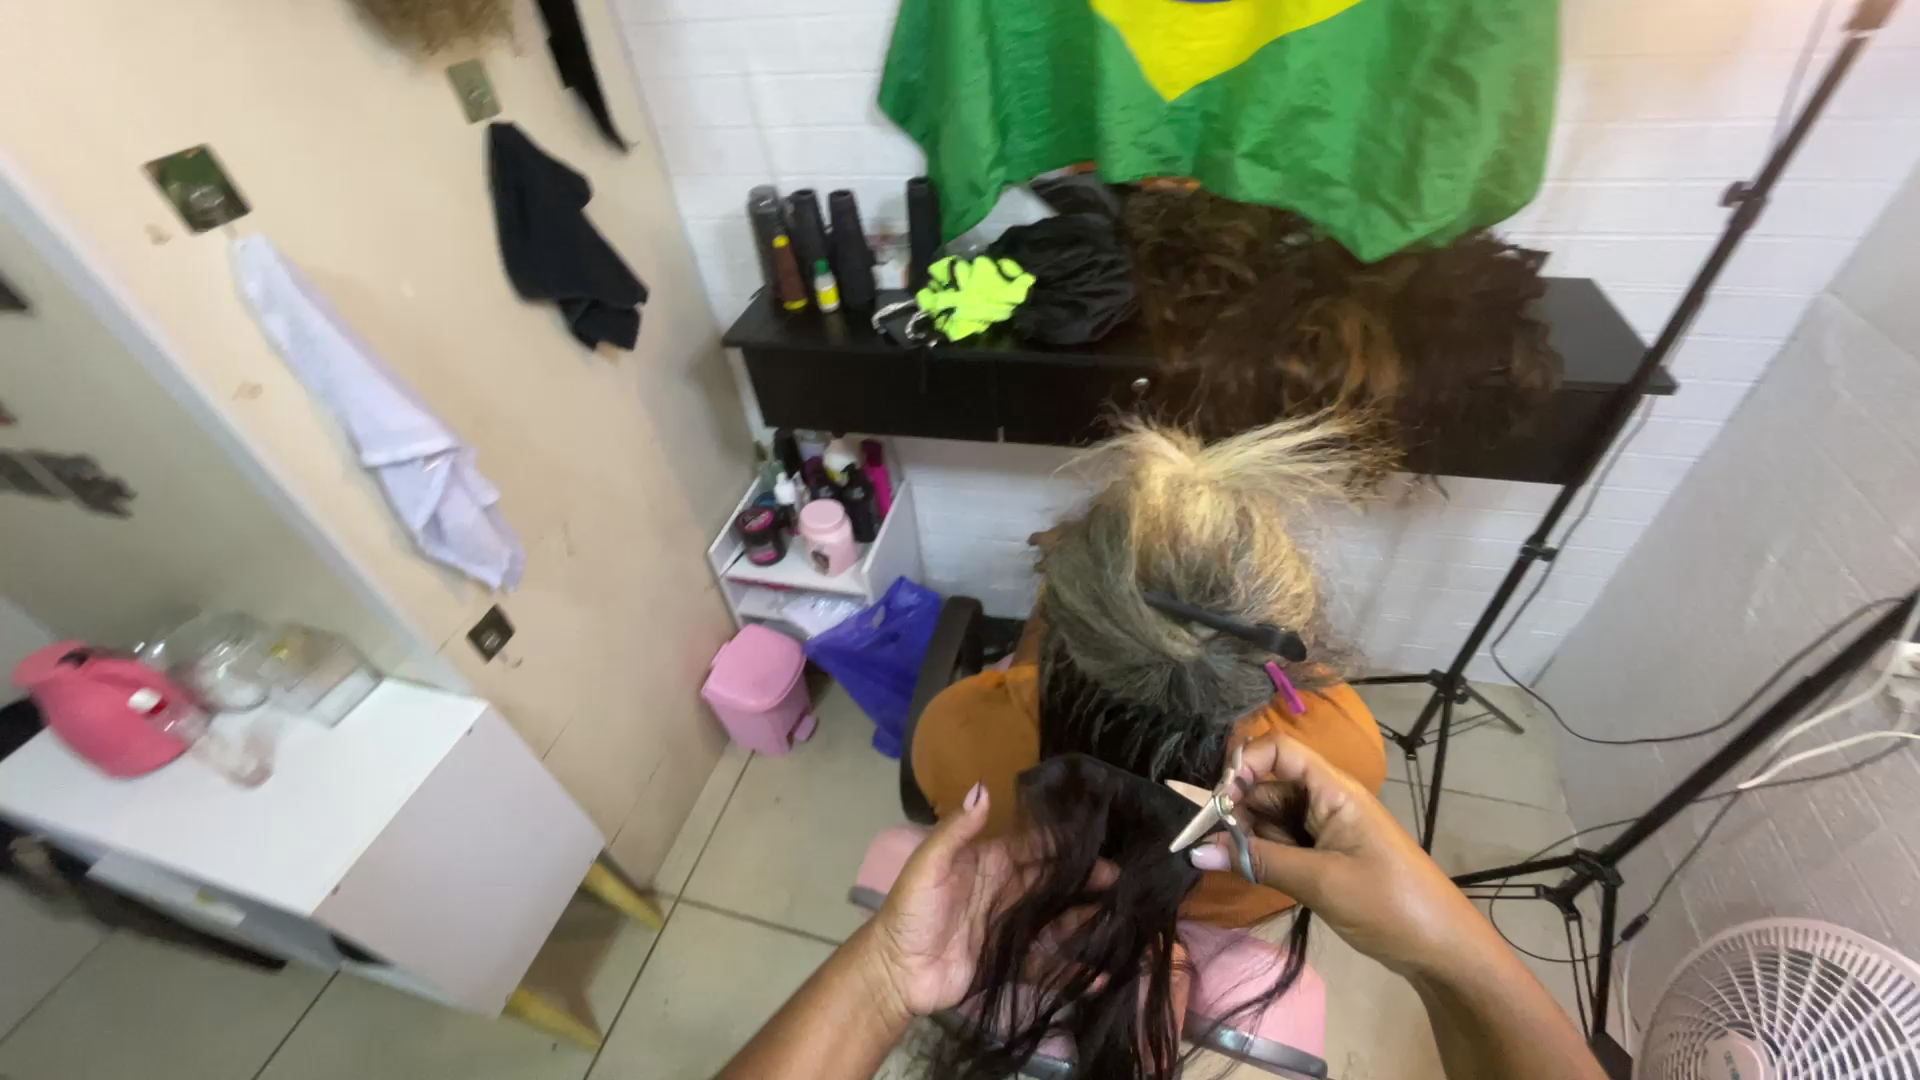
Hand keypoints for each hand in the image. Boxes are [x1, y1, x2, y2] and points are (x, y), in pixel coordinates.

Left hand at [860, 784, 1113, 1019]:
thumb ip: (955, 830)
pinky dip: (1075, 964)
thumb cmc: (910, 912)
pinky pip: (1049, 960)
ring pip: (1058, 917)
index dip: (1065, 842)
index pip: (1035, 846)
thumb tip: (983, 788)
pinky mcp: (1013, 962)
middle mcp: (1007, 890)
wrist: (896, 973)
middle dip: (1087, 878)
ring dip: (1088, 916)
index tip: (1100, 837)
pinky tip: (1103, 969)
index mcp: (991, 861)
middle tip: (1125, 878)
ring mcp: (1012, 927)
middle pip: (1054, 881)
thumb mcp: (928, 866)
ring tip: (1125, 917)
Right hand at [1190, 733, 1498, 976]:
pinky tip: (1257, 873)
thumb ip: (1257, 861)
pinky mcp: (1325, 853)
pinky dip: (1266, 853)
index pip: (1278, 749)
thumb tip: (1196, 851)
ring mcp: (1326, 827)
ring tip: (1242, 866)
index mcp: (1333, 790)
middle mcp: (1325, 799)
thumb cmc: (1389, 904)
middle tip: (1222, 846)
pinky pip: (1283, 840)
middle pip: (1267, 784)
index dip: (1244, 764)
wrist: (1447, 955)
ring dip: (1251, 836)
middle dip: (1239, 810)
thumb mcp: (1319, 881)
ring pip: (1270, 814)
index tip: (1221, 802)